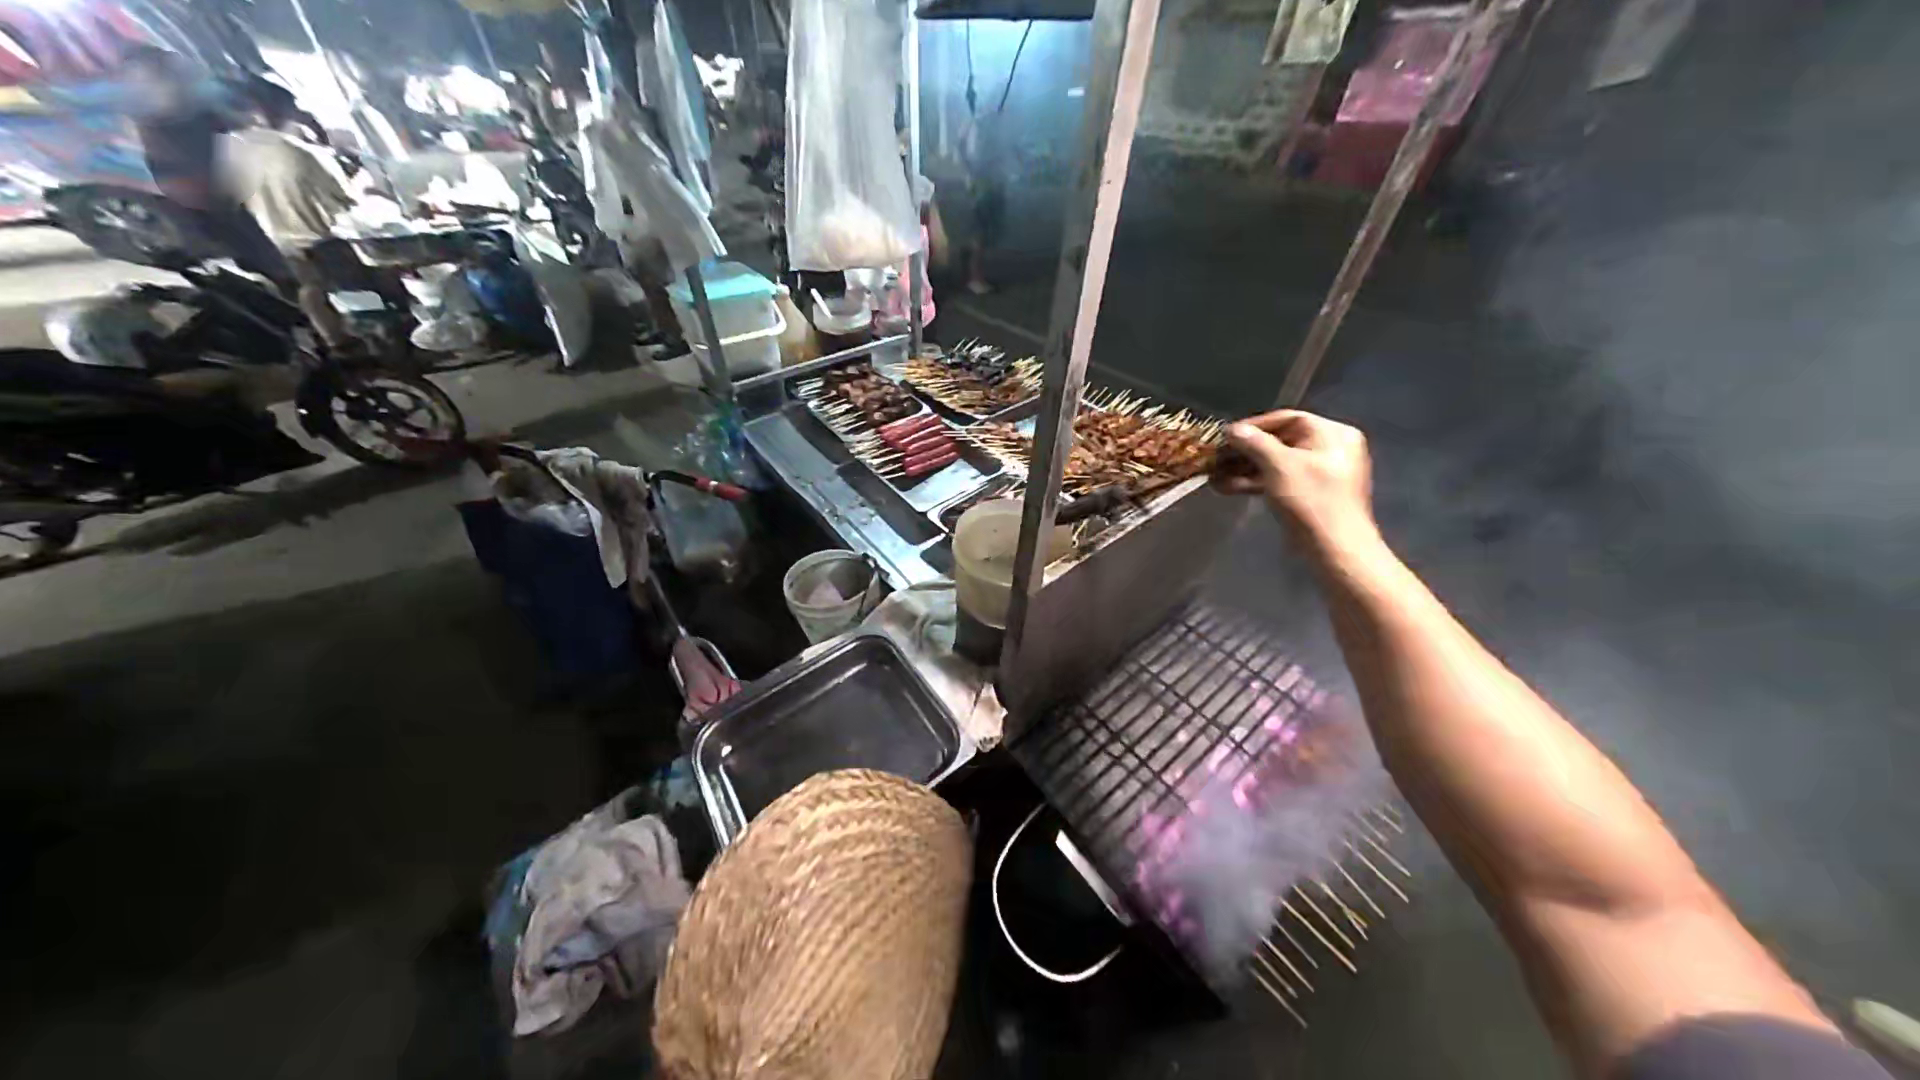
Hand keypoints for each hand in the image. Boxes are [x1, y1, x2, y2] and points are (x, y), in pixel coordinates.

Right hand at [1213, 409, 1379, 554]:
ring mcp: (1319, 474)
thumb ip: (1254, 443)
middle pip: (1279, 441)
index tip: (1227, 435)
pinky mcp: (1309, 495)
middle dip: (1245, 451)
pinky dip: (1255, 483)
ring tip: (1215, 476)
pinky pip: (1278, 481)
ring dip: (1244, 469)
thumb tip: (1232, 430)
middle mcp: (1329, 449)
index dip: (1254, 425)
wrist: (1335, 549)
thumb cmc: (1311, 501)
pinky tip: (1228, 487)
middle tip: (1217, 457)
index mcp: (1332, 434)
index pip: (1288, 418)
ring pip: (1275, 463)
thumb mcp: (1280, 466)